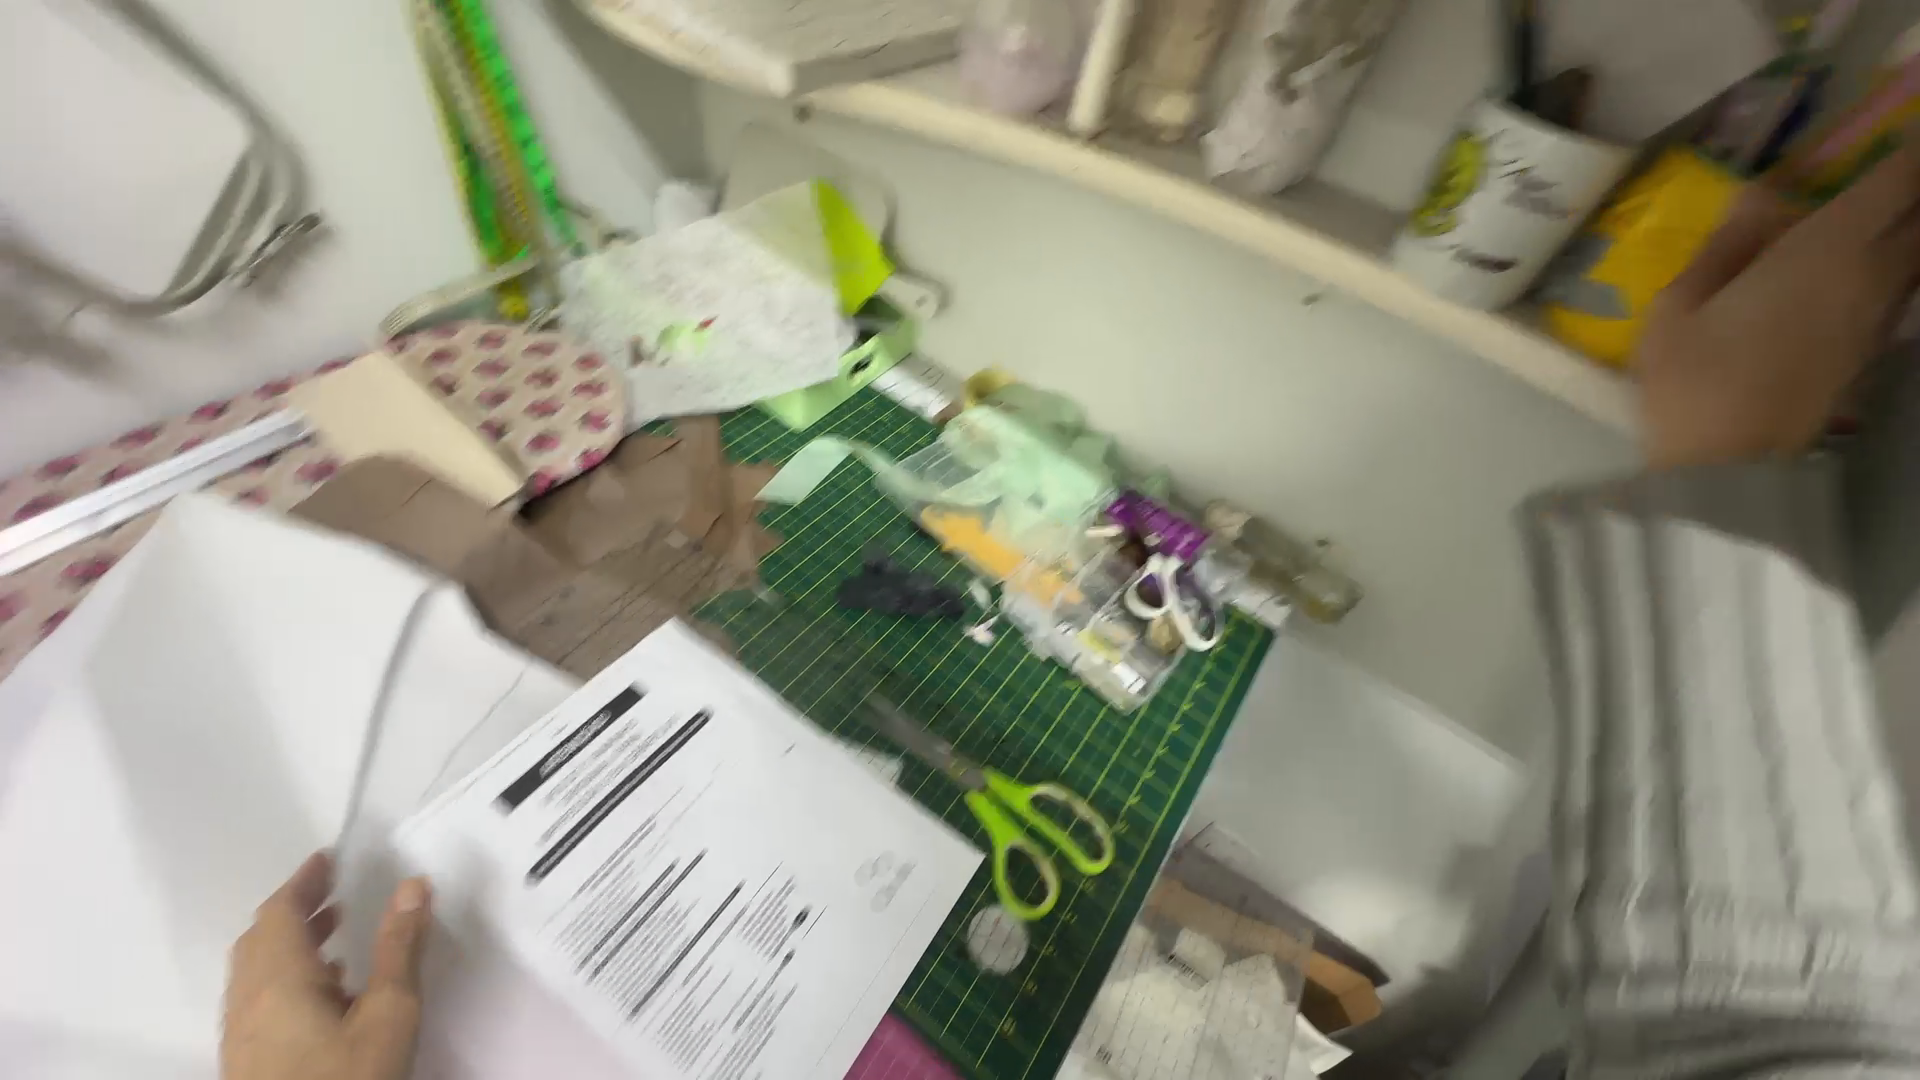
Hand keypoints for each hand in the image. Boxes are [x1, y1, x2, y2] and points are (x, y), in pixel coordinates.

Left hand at [222, 853, 432, 1079]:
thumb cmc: (352, 1075)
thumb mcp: (390, 1011)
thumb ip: (399, 946)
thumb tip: (412, 884)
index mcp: (277, 985)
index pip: (278, 917)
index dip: (302, 882)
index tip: (329, 856)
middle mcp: (249, 1005)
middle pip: (259, 941)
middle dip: (295, 906)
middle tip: (336, 883)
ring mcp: (244, 1037)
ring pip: (256, 970)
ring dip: (291, 938)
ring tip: (338, 924)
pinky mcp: (252, 1060)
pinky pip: (260, 995)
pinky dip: (289, 968)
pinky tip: (328, 982)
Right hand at [1637, 141, 1919, 467]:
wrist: (1731, 459)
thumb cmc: (1690, 380)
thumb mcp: (1676, 311)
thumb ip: (1722, 248)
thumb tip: (1759, 195)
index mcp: (1825, 249)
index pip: (1901, 175)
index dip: (1910, 147)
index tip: (1902, 128)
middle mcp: (1876, 267)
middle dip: (1910, 184)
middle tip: (1886, 172)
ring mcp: (1883, 306)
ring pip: (1918, 243)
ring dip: (1903, 222)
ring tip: (1868, 216)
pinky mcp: (1875, 339)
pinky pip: (1903, 276)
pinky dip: (1895, 254)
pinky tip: (1856, 263)